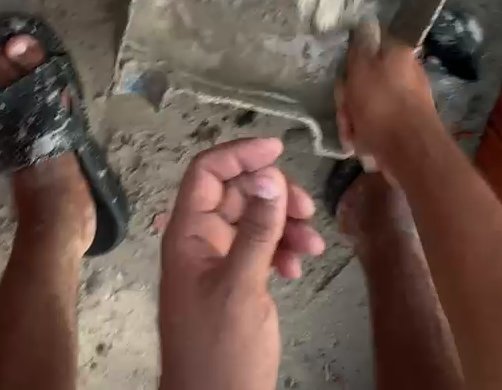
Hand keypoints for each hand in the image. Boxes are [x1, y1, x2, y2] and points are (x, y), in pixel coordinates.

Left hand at [159, 138, 323, 389]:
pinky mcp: (236, 282)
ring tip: (314, 241)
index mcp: (187, 234)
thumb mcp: (241, 287)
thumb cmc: (220, 352)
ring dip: (284, 223)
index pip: (208, 172)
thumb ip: (257, 230)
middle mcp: (200, 240)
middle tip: (307, 209)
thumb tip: (271, 175)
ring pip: (253, 220)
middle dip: (273, 194)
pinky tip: (299, 265)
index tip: (278, 148)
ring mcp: (218, 261)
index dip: (240, 154)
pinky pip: (260, 247)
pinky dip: (282, 248)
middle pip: (237, 193)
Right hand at [337, 20, 437, 162]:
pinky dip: (369, 134)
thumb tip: (365, 23)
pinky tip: (364, 146)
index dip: (350, 64)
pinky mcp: (408, 125)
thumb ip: (360, 47)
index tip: (343, 80)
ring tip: (352, 137)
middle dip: (350, 100)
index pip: (368, 47)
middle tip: (345, 112)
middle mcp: (407, 72)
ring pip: (370, 104)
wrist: (412, 153)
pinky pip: (380, 123)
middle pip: (366, 79)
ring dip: (355, 120)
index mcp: (398, 53)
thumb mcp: (361, 70)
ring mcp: (409, 100)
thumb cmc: (381, 106)